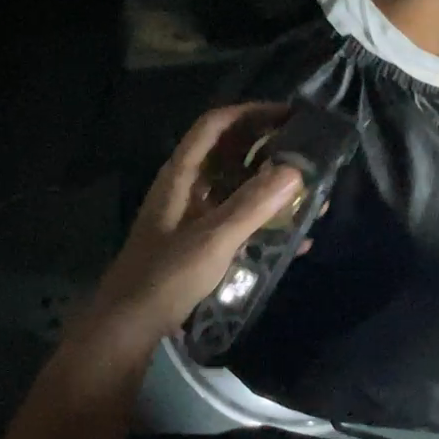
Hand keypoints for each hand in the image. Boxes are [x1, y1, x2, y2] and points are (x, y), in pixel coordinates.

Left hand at [82, 104, 304, 346]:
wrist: (128, 326)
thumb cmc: (165, 277)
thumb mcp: (213, 239)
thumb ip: (253, 205)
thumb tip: (295, 169)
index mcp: (180, 176)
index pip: (215, 126)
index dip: (250, 113)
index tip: (290, 115)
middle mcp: (185, 189)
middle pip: (228, 154)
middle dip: (267, 149)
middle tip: (309, 153)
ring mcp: (190, 218)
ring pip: (235, 189)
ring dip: (270, 188)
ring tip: (310, 194)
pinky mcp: (197, 245)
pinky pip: (236, 222)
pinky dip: (263, 223)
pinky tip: (294, 239)